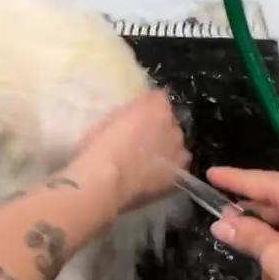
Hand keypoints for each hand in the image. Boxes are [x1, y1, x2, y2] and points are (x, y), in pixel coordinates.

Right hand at [66, 91, 190, 213]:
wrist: (104, 182)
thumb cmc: (98, 147)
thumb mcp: (109, 120)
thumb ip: (128, 113)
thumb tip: (135, 114)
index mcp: (155, 106)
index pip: (158, 97)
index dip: (148, 106)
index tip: (137, 114)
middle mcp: (173, 125)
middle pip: (169, 121)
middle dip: (158, 126)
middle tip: (140, 138)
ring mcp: (179, 150)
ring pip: (176, 143)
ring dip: (166, 146)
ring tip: (149, 158)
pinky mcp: (180, 173)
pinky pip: (179, 164)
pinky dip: (170, 165)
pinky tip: (156, 173)